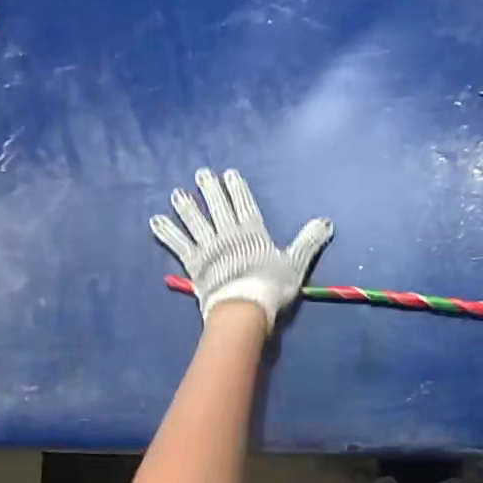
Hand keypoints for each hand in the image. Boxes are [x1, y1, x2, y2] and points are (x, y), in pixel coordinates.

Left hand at [150, 167, 331, 330]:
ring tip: (176, 193)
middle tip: (200, 174)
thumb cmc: (271, 288)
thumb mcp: (296, 264)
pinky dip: (167, 232)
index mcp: (253, 233)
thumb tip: (326, 221)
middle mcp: (228, 235)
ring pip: (195, 221)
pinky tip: (156, 221)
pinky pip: (178, 244)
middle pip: (217, 207)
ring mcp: (209, 248)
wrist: (244, 308)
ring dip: (186, 206)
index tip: (228, 174)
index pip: (244, 205)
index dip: (236, 189)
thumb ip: (308, 241)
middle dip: (209, 190)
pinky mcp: (193, 263)